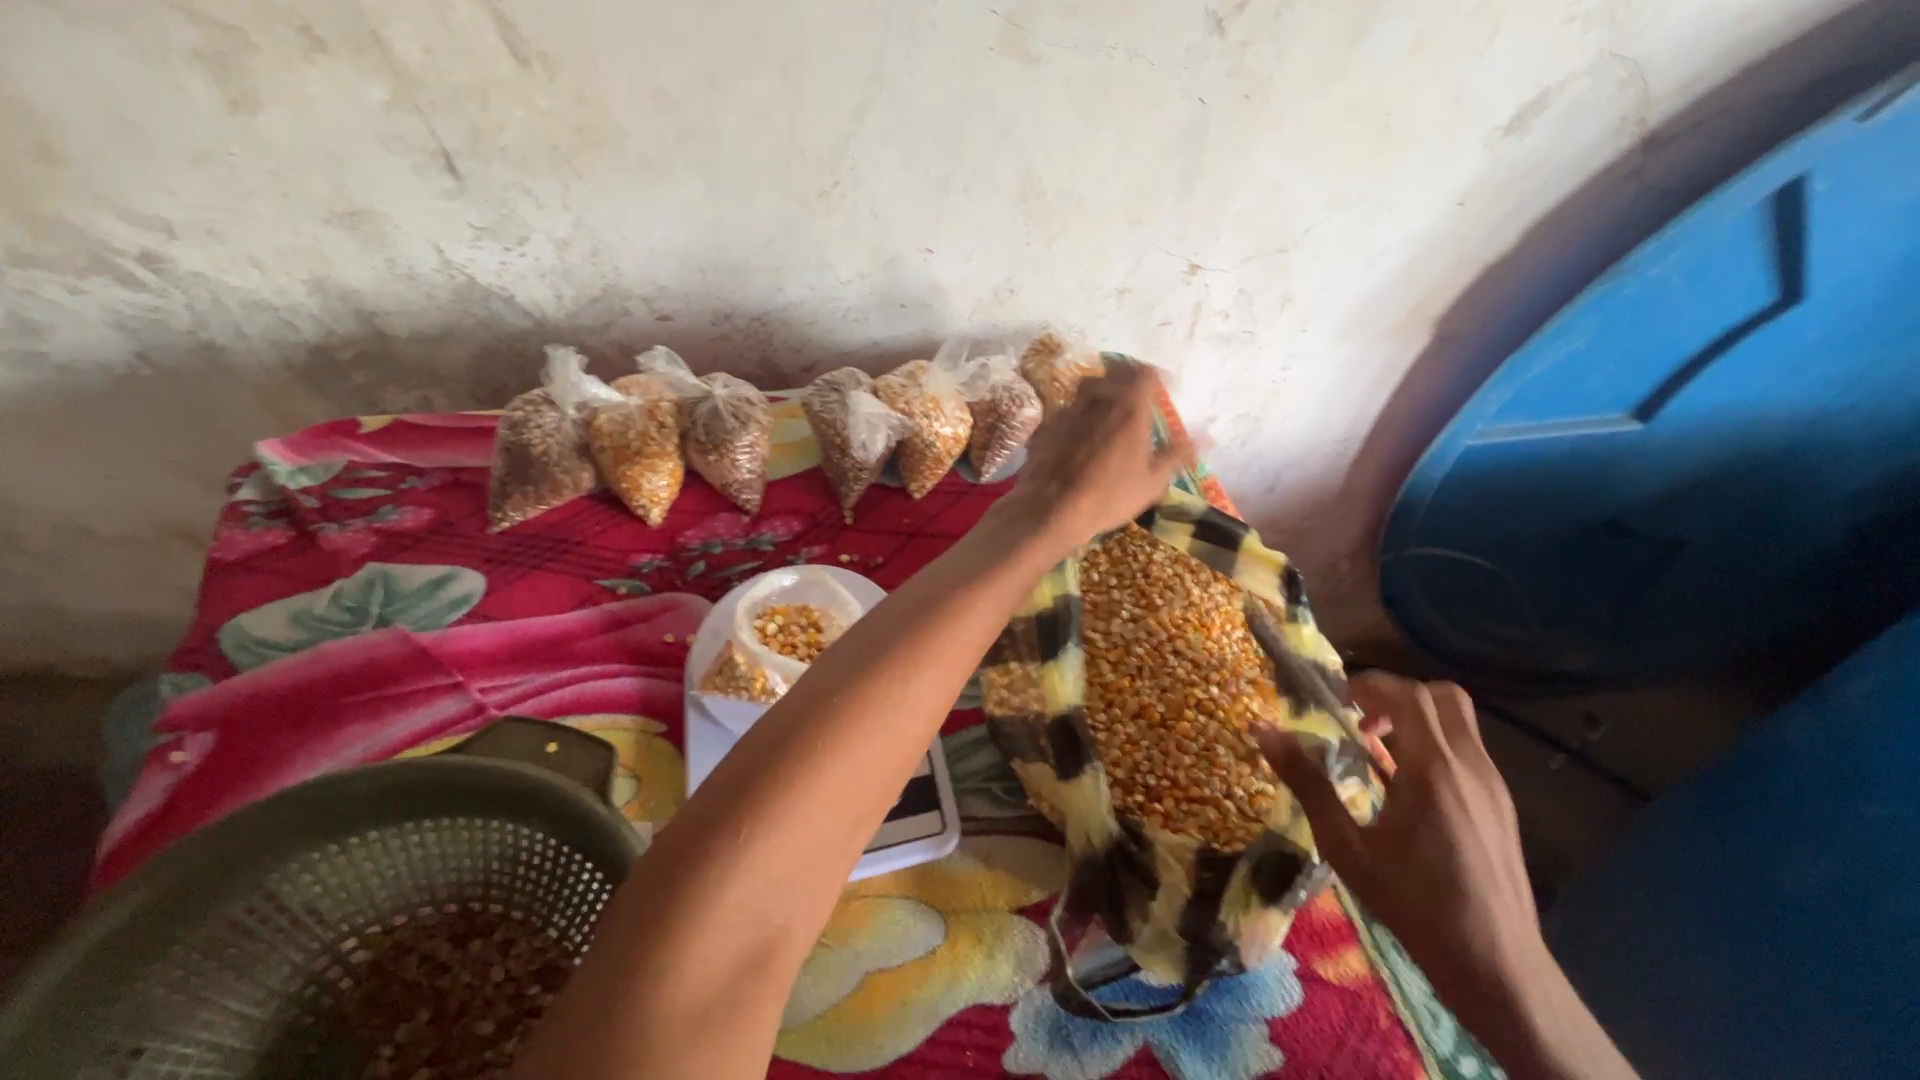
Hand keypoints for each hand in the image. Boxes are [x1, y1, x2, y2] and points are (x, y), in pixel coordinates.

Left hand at [1003, 361, 1193, 549]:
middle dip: (1128, 380)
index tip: (1164, 389)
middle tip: (1137, 397)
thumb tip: (1205, 438)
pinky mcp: (1045, 426)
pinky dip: (1077, 416)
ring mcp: (1067, 410)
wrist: (1051, 509)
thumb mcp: (1152, 481)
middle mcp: (1097, 399)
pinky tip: (1078, 435)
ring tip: (1108, 412)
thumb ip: (1177, 454)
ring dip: (1101, 394)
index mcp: (1129, 407)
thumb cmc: (1109, 496)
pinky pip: (1066, 411)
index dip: (1157, 377)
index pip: (1146, 373)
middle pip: (1115, 373)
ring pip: (1086, 389)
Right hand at [1255, 673, 1637, 1079]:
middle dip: (1396, 695)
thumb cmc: (1411, 902)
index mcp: (1432, 769)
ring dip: (1418, 719)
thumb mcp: (1345, 845)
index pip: (1407, 695)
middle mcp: (1470, 765)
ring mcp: (1493, 784)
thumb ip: (1307, 782)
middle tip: (1359, 722)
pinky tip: (1408, 790)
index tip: (1336, 701)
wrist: (1494, 960)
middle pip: (1443, 696)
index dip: (1369, 685)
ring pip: (1461, 721)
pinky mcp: (1502, 804)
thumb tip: (1263, 731)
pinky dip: (1436, 745)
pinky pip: (1469, 750)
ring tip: (1379, 755)